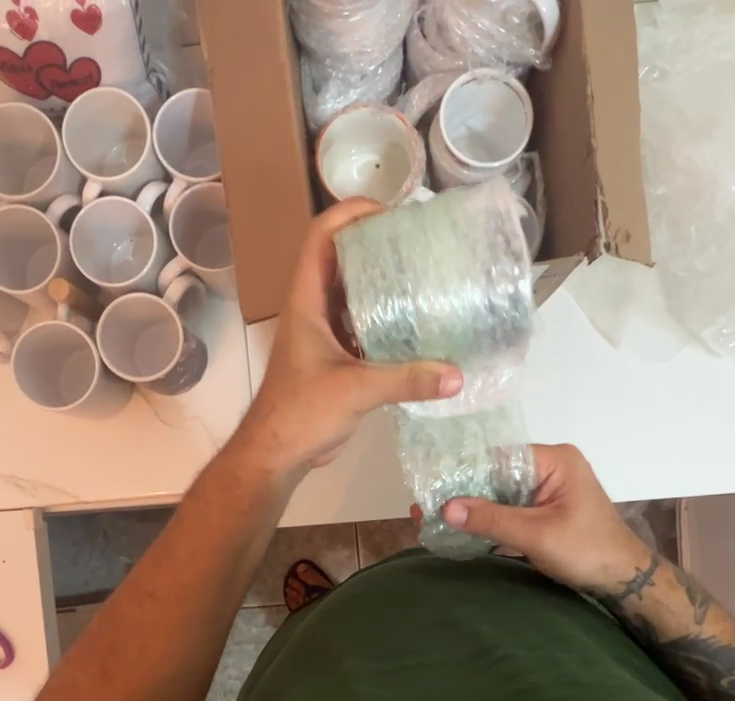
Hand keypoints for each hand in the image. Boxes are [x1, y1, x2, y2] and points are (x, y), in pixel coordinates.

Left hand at [231, 199, 462, 477]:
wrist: (277, 453)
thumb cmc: (301, 412)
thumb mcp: (356, 390)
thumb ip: (406, 381)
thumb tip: (457, 376)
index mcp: (307, 301)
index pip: (321, 237)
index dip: (350, 214)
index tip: (390, 212)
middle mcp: (314, 311)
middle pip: (341, 260)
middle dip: (376, 245)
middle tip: (419, 243)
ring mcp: (324, 336)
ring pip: (353, 295)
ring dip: (383, 284)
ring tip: (425, 275)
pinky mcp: (336, 360)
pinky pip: (363, 328)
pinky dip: (387, 322)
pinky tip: (417, 325)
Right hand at [441, 444, 651, 590]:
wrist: (624, 579)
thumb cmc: (588, 551)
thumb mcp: (537, 536)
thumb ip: (492, 520)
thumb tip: (445, 508)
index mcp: (554, 460)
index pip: (498, 457)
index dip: (464, 473)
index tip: (432, 488)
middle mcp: (550, 467)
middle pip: (496, 474)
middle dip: (464, 492)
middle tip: (426, 505)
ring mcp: (547, 489)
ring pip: (500, 493)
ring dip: (473, 508)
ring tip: (433, 517)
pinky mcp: (544, 509)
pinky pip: (509, 508)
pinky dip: (488, 519)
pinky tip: (460, 529)